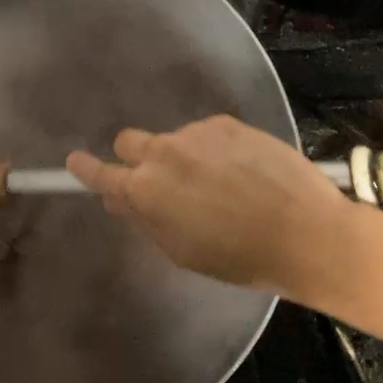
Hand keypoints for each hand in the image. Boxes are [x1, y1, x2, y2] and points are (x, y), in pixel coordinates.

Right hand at [67, 115, 353, 291]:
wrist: (309, 235)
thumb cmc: (241, 258)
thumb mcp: (183, 252)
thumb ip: (145, 220)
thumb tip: (120, 200)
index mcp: (146, 192)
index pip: (99, 173)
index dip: (84, 168)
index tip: (74, 162)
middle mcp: (162, 155)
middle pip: (128, 142)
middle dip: (136, 158)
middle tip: (161, 180)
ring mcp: (194, 135)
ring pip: (172, 140)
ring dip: (182, 157)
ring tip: (220, 184)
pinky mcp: (226, 123)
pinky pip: (206, 134)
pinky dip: (213, 150)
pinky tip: (242, 171)